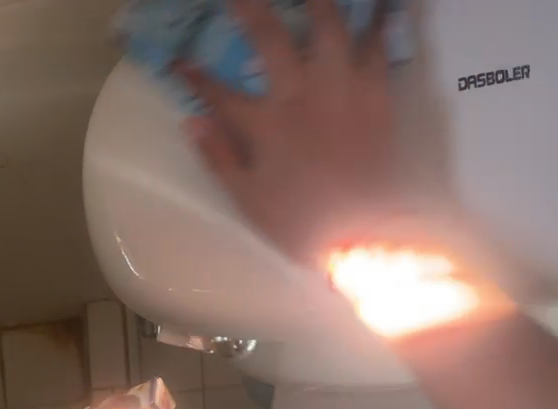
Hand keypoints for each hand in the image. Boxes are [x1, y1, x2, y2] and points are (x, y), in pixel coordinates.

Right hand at [181, 0, 422, 264]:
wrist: (361, 237)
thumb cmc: (299, 224)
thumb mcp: (249, 199)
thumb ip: (220, 157)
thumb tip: (192, 122)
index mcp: (267, 125)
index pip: (220, 93)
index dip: (196, 77)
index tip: (179, 62)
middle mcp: (303, 94)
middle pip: (272, 38)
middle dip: (251, 10)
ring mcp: (343, 89)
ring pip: (331, 25)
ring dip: (318, 3)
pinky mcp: (378, 94)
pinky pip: (378, 46)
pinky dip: (376, 23)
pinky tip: (374, 10)